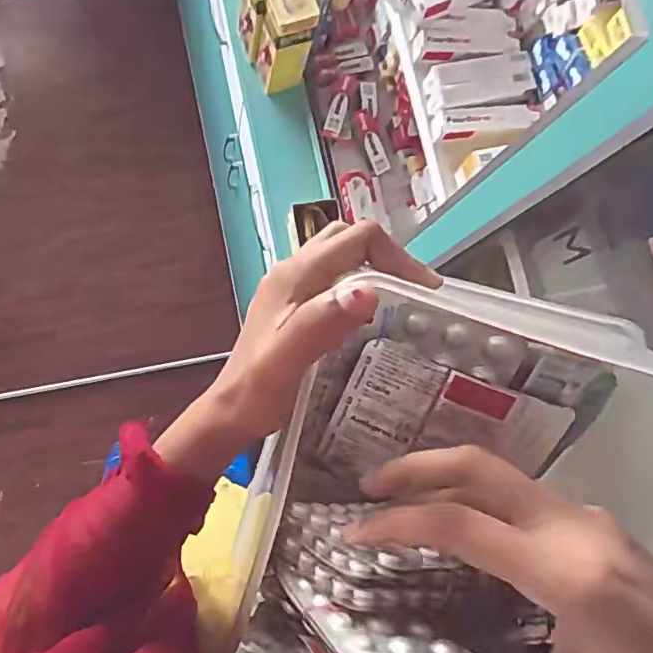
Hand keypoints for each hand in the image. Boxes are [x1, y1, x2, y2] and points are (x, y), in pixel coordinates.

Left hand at [155, 221, 439, 478]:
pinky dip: (357, 286)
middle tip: (413, 294)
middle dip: (388, 258)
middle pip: (349, 239)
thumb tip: (368, 290)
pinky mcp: (291, 305)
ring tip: (398, 303)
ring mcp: (289, 288)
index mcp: (294, 277)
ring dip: (373, 269)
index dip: (397, 257)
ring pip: (340, 256)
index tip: (423, 291)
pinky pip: (332, 279)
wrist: (230, 413)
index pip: (358, 239)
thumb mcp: (290, 358)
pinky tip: (369, 318)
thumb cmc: (258, 392)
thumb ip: (323, 321)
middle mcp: (291, 272)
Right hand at [347, 446, 652, 652]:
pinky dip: (478, 500)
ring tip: (402, 502)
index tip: (355, 534)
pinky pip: (524, 498)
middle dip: (416, 468)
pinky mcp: (596, 526)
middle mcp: (575, 528)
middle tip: (369, 489)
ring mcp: (589, 520)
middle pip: (481, 467)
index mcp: (565, 575)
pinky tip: (462, 528)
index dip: (397, 523)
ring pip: (502, 476)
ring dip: (445, 479)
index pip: (460, 525)